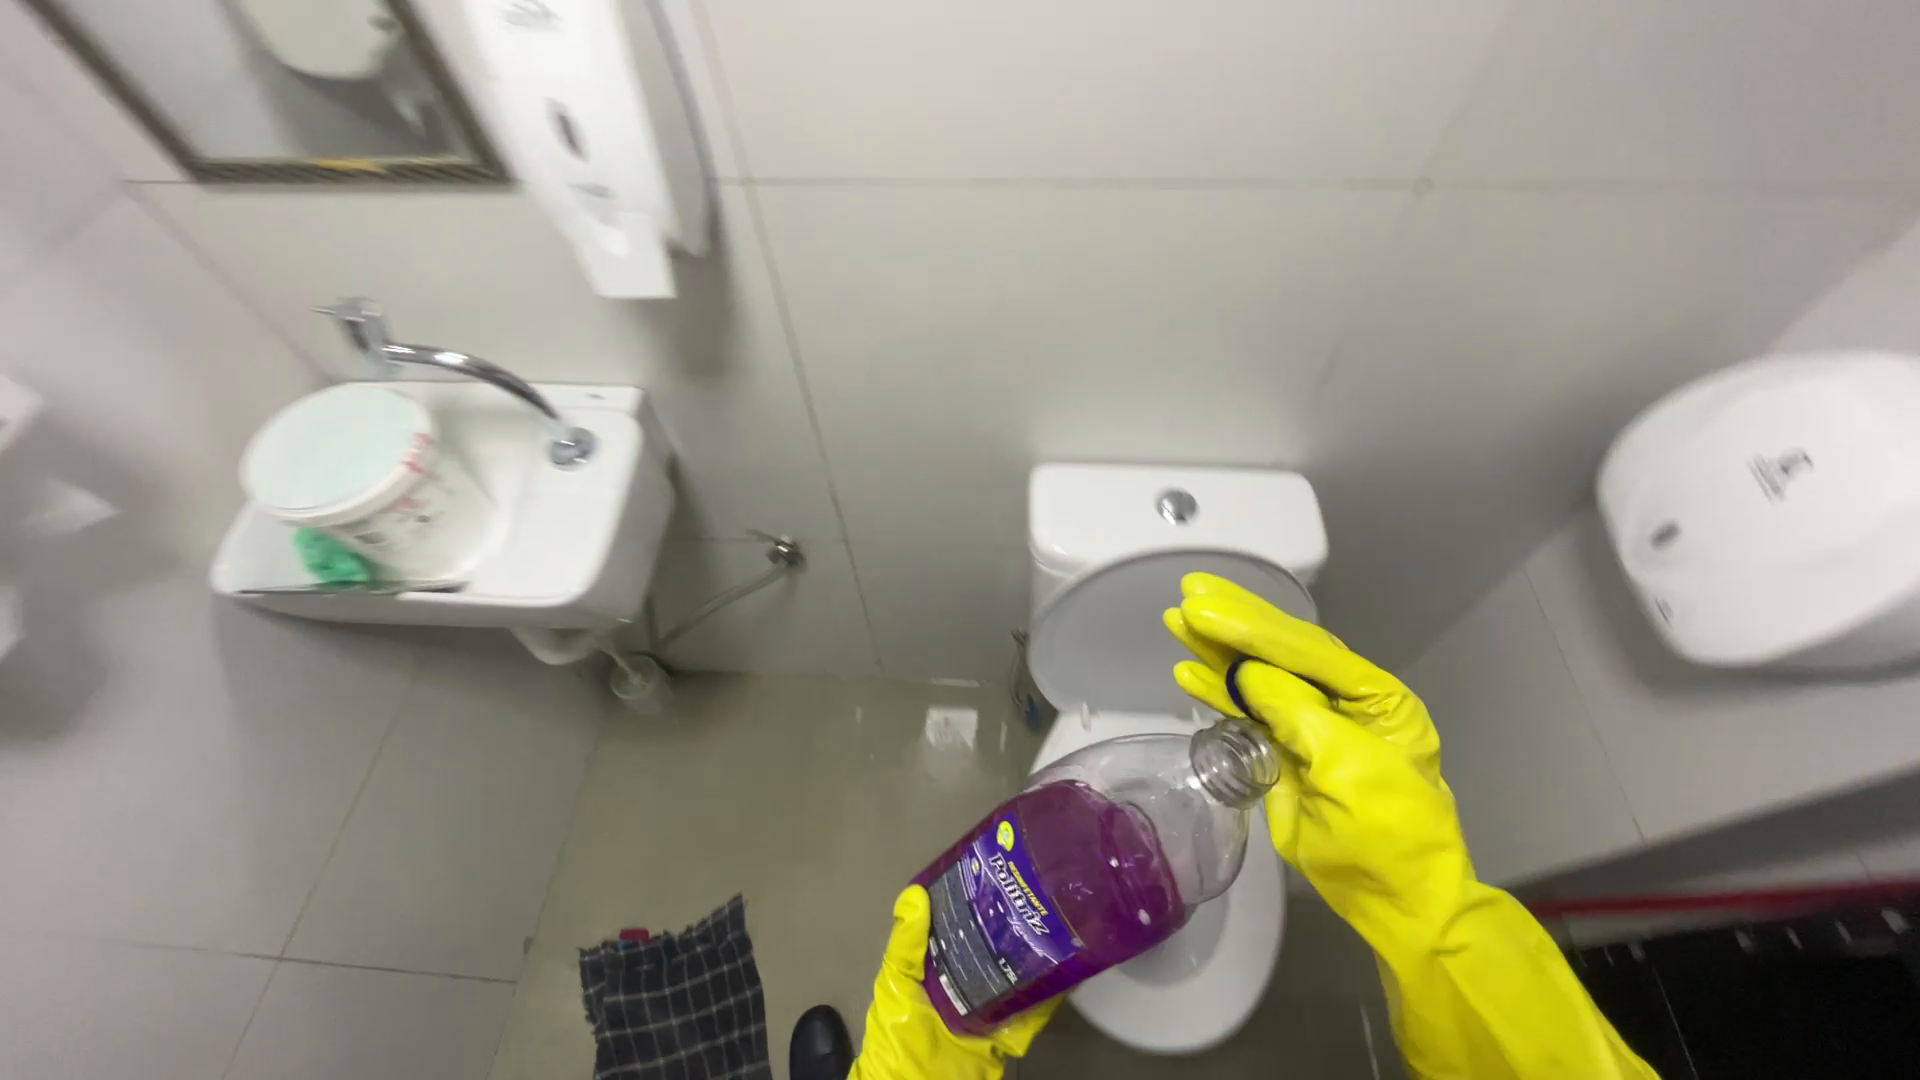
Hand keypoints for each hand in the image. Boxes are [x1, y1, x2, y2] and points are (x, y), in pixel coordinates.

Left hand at [851, 887, 1061, 1079]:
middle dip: (1014, 921)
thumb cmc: (898, 1033)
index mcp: (940, 962)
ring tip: (1059, 919)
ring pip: (1020, 971)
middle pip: (996, 943)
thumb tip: (916, 892)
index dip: (977, 898)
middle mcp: (968, 977)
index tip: (998, 870)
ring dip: (1038, 951)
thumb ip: (906, 944)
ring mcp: (993, 1004)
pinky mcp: (1011, 1031)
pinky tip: (1070, 968)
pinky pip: (1036, 1009)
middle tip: (1037, 891)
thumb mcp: (896, 983)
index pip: (962, 923)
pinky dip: (1053, 991)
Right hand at [1163, 573, 1471, 943]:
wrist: (1393, 901)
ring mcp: (1310, 723)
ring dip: (1214, 650)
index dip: (1252, 626)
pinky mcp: (1283, 748)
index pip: (1306, 649)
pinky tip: (1185, 671)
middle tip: (1189, 592)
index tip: (1203, 607)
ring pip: (1255, 675)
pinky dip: (1214, 691)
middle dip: (1232, 621)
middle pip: (1279, 649)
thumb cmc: (1386, 836)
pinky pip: (1244, 711)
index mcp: (1373, 697)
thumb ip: (1297, 715)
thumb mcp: (1349, 770)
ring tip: (1175, 620)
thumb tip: (1248, 676)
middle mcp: (1341, 700)